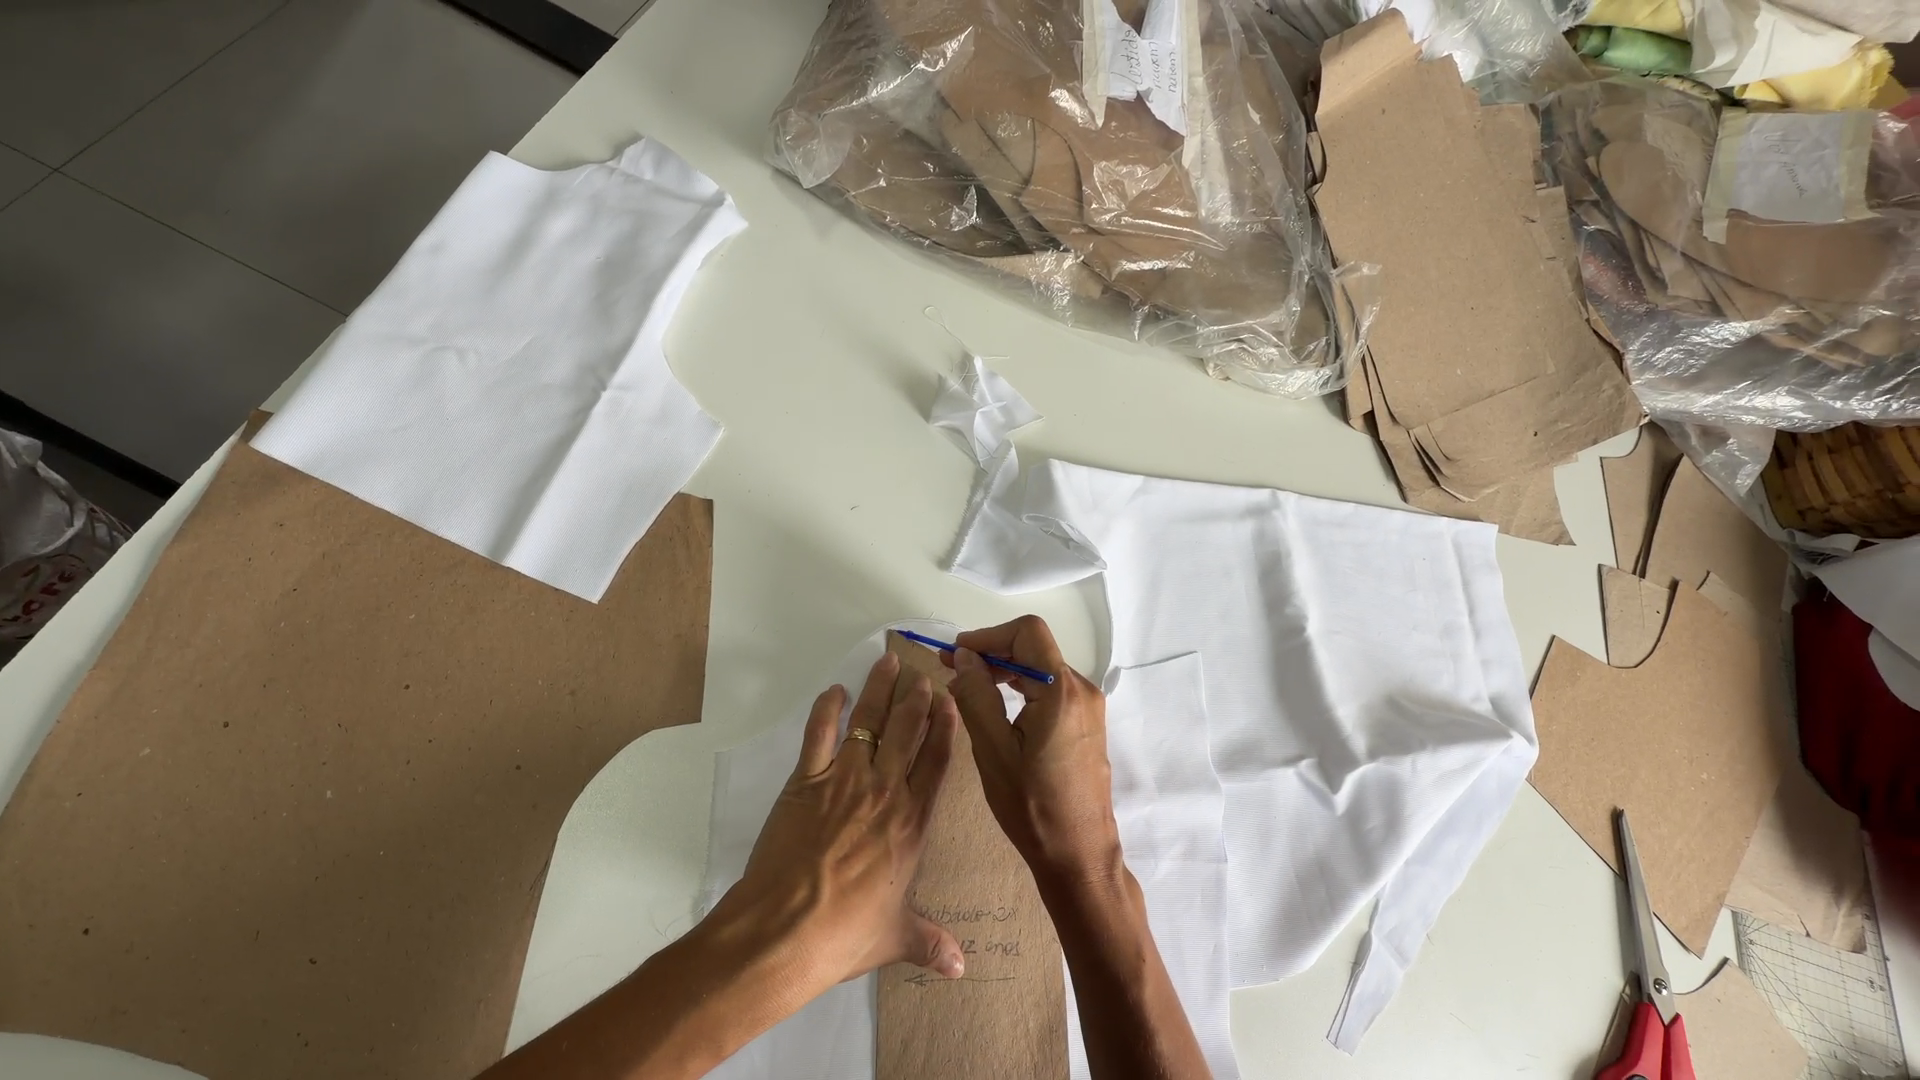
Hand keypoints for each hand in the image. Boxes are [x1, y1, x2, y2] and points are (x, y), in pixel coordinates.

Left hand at [707, 652, 964, 996]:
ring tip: (888, 662)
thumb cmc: (845, 934)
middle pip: (907, 732)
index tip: (950, 701)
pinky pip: (819, 734)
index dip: (945, 729)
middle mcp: (884, 793)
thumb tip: (961, 970)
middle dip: (917, 699)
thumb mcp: (895, 938)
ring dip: (879, 690)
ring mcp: (844, 781)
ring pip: (868, 723)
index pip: (936, 764)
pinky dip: (826, 708)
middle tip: (923, 674)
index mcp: (911, 824)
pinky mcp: (805, 781)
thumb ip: (930, 944)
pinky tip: (834, 691)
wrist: (784, 931)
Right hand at [943, 616, 1120, 883]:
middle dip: (991, 652)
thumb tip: (966, 656)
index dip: (988, 635)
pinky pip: (1051, 690)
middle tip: (951, 668)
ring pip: (1042, 668)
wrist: (1079, 854)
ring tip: (968, 686)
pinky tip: (996, 705)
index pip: (1027, 632)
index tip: (957, 653)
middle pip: (1034, 648)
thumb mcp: (992, 750)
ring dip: (1005, 669)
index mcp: (1061, 691)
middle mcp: (1082, 690)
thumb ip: (976, 695)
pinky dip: (1021, 688)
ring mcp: (1089, 707)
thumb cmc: (1032, 806)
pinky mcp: (1087, 724)